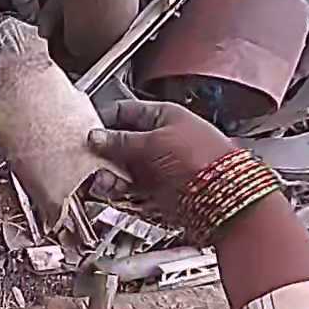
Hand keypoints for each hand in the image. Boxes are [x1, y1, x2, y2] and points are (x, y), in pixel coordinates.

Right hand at [87, 100, 235, 210]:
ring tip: (100, 178)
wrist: (223, 196)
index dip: (104, 120)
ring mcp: (157, 165)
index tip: (85, 130)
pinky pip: (128, 186)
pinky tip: (110, 189)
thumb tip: (95, 137)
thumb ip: (120, 141)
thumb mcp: (153, 142)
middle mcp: (158, 139)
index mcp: (163, 117)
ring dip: (107, 172)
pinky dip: (117, 187)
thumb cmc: (199, 158)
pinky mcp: (156, 190)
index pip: (125, 112)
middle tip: (86, 158)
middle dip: (103, 151)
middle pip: (120, 142)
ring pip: (121, 166)